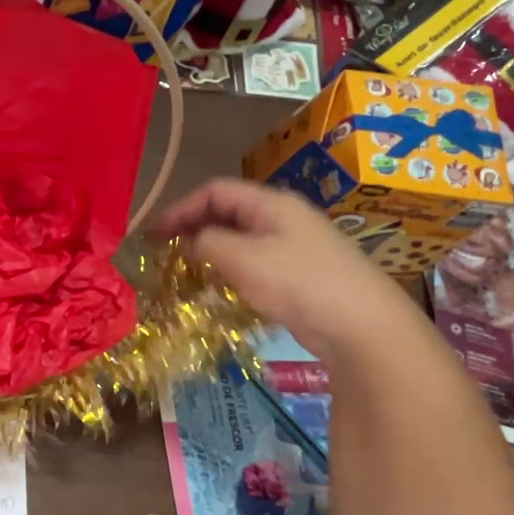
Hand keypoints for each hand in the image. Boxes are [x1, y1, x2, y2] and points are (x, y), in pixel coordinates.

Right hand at [157, 178, 425, 361]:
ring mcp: (293, 243)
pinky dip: (229, 267)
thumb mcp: (240, 258)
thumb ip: (205, 242)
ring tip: (187, 271)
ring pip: (239, 237)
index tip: (154, 235)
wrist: (359, 323)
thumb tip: (190, 241)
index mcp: (270, 203)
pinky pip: (253, 259)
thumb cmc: (297, 283)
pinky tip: (221, 288)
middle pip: (227, 211)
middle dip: (192, 227)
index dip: (180, 208)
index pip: (214, 191)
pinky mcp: (299, 270)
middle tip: (165, 253)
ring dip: (209, 249)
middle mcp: (282, 216)